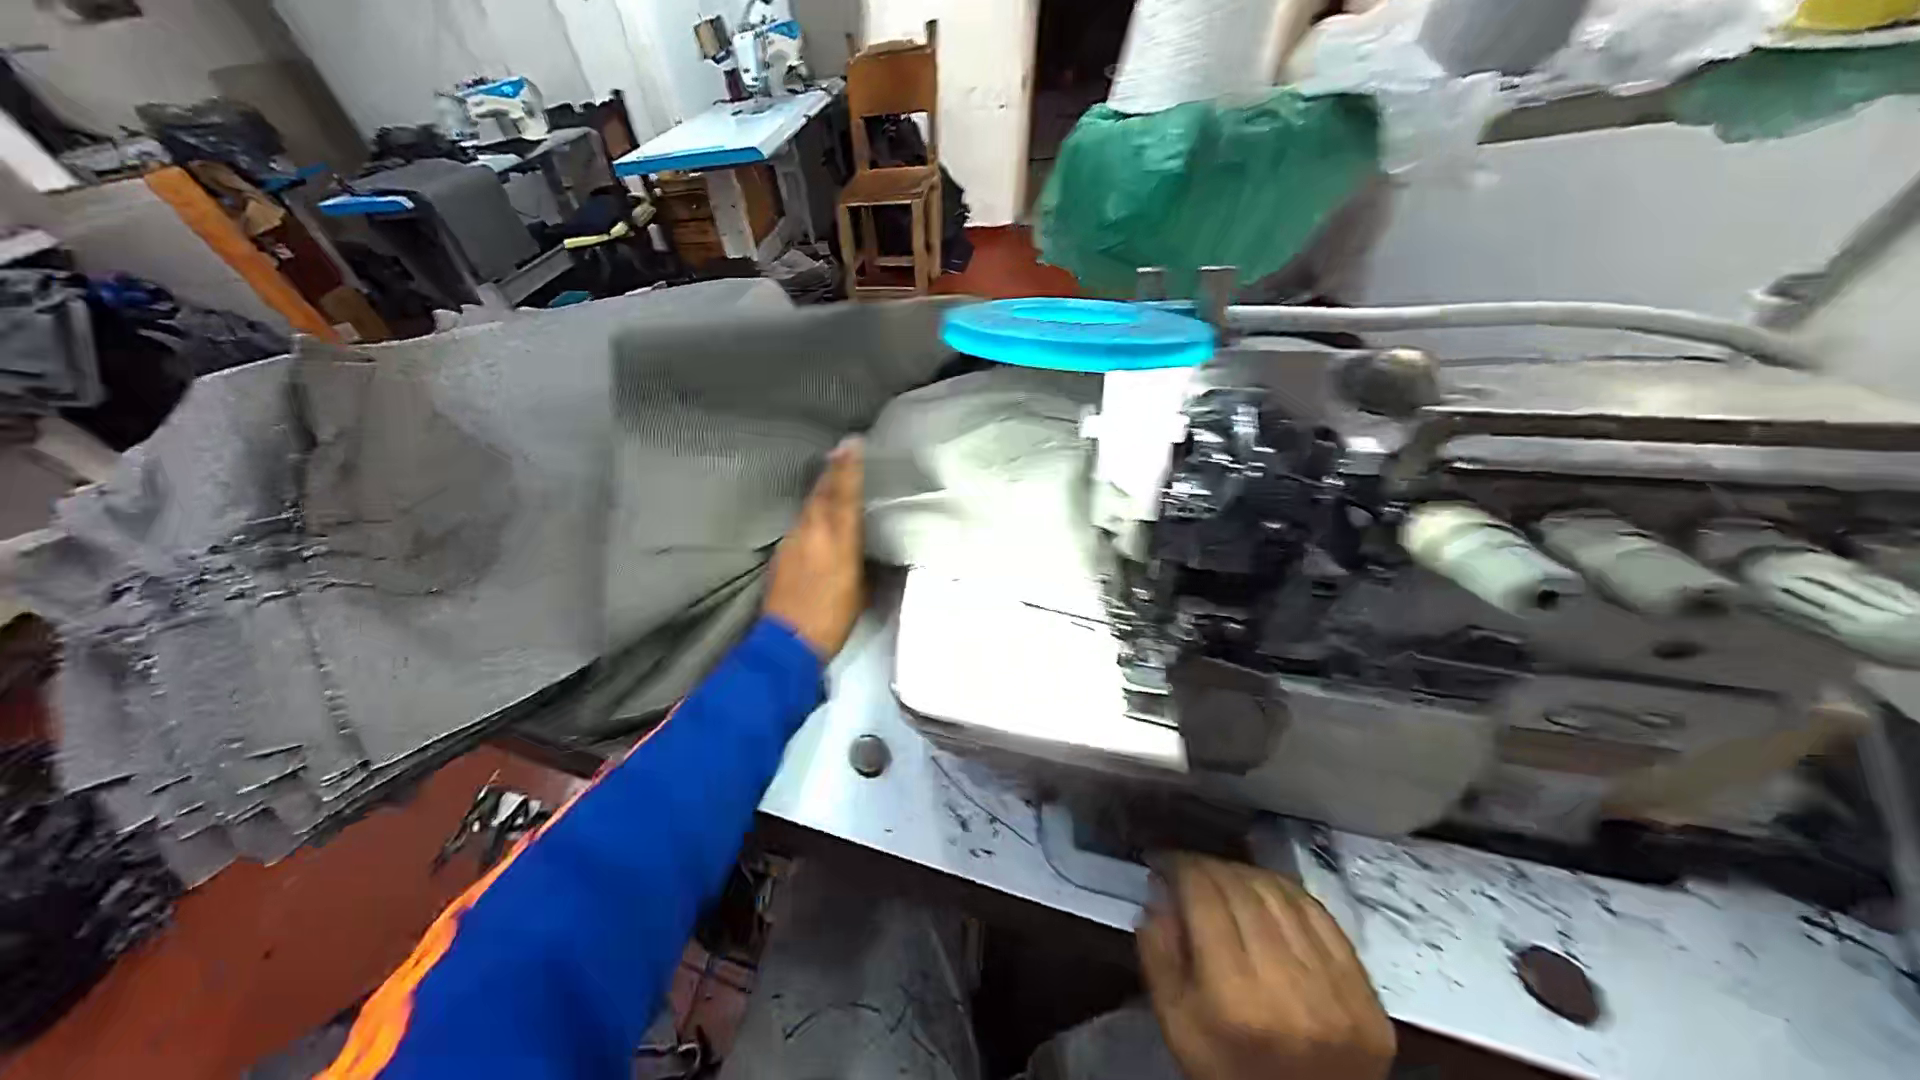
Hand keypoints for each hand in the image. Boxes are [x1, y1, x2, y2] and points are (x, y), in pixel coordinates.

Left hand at [764, 437, 865, 659]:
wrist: (787, 642)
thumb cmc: (833, 620)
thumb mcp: (859, 590)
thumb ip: (859, 561)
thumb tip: (858, 548)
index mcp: (839, 541)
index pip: (845, 495)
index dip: (850, 468)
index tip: (852, 444)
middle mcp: (813, 533)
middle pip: (822, 493)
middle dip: (833, 471)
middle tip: (841, 452)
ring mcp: (793, 541)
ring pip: (808, 507)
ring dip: (820, 491)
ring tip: (831, 479)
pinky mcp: (780, 553)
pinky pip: (799, 525)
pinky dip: (810, 515)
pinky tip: (815, 520)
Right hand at [1138, 855, 1395, 1079]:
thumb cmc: (1228, 1072)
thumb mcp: (1175, 1023)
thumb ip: (1159, 954)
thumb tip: (1160, 891)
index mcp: (1234, 997)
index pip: (1205, 898)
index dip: (1181, 866)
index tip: (1165, 860)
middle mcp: (1288, 985)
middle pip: (1242, 889)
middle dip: (1209, 867)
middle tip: (1190, 866)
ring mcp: (1335, 989)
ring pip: (1281, 895)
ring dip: (1245, 873)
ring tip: (1225, 876)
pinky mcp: (1366, 994)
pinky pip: (1321, 916)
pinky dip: (1286, 893)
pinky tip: (1266, 892)